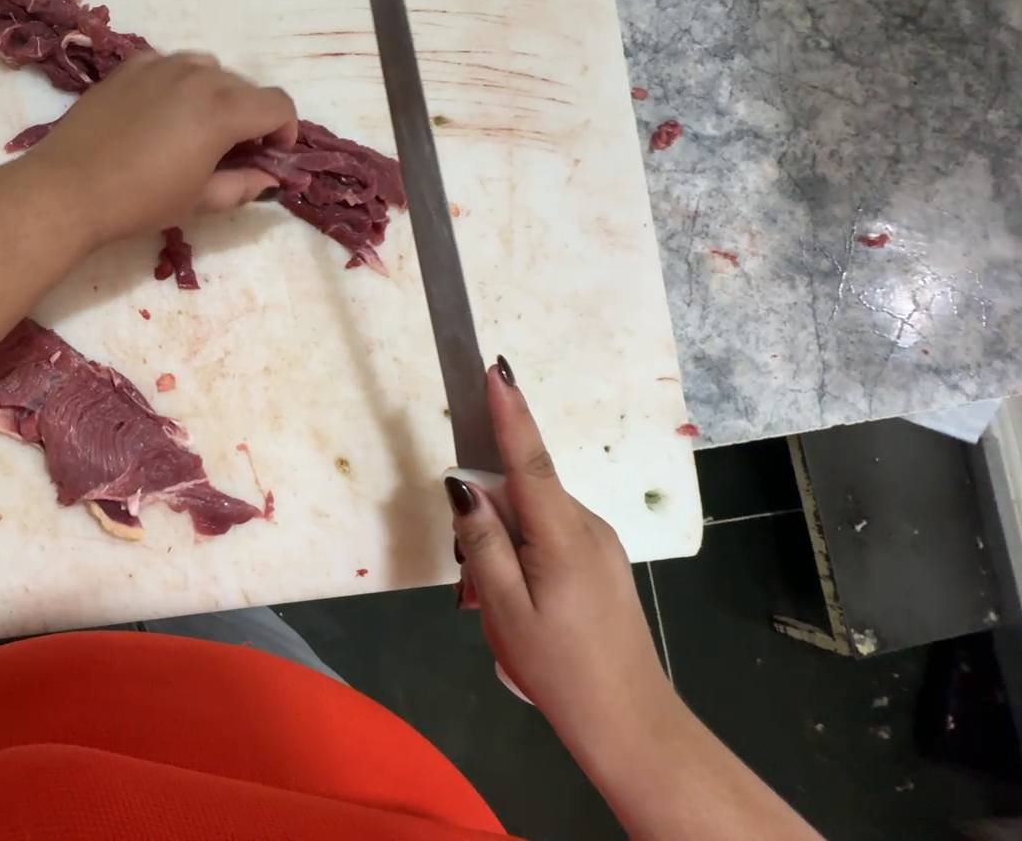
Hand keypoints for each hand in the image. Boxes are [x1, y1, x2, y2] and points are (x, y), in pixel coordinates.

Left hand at [22, 51, 298, 245]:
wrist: (69, 189)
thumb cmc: (139, 202)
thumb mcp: (198, 201)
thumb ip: (241, 186)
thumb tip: (268, 179)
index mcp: (223, 109)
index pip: (277, 105)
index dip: (284, 131)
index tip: (271, 155)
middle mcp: (197, 76)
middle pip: (244, 87)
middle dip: (249, 117)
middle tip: (232, 152)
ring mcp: (159, 65)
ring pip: (207, 70)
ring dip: (215, 96)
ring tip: (194, 131)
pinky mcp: (128, 67)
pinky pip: (169, 65)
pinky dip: (178, 84)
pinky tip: (160, 114)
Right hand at [448, 360, 674, 746]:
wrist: (632, 724)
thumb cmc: (559, 666)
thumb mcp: (502, 606)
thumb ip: (481, 540)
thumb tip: (462, 485)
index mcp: (562, 535)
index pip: (529, 459)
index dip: (509, 412)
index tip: (496, 369)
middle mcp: (586, 527)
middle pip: (517, 489)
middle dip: (480, 511)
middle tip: (465, 574)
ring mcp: (597, 544)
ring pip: (527, 514)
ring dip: (496, 539)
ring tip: (489, 599)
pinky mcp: (598, 561)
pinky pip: (543, 534)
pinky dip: (516, 552)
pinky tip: (512, 598)